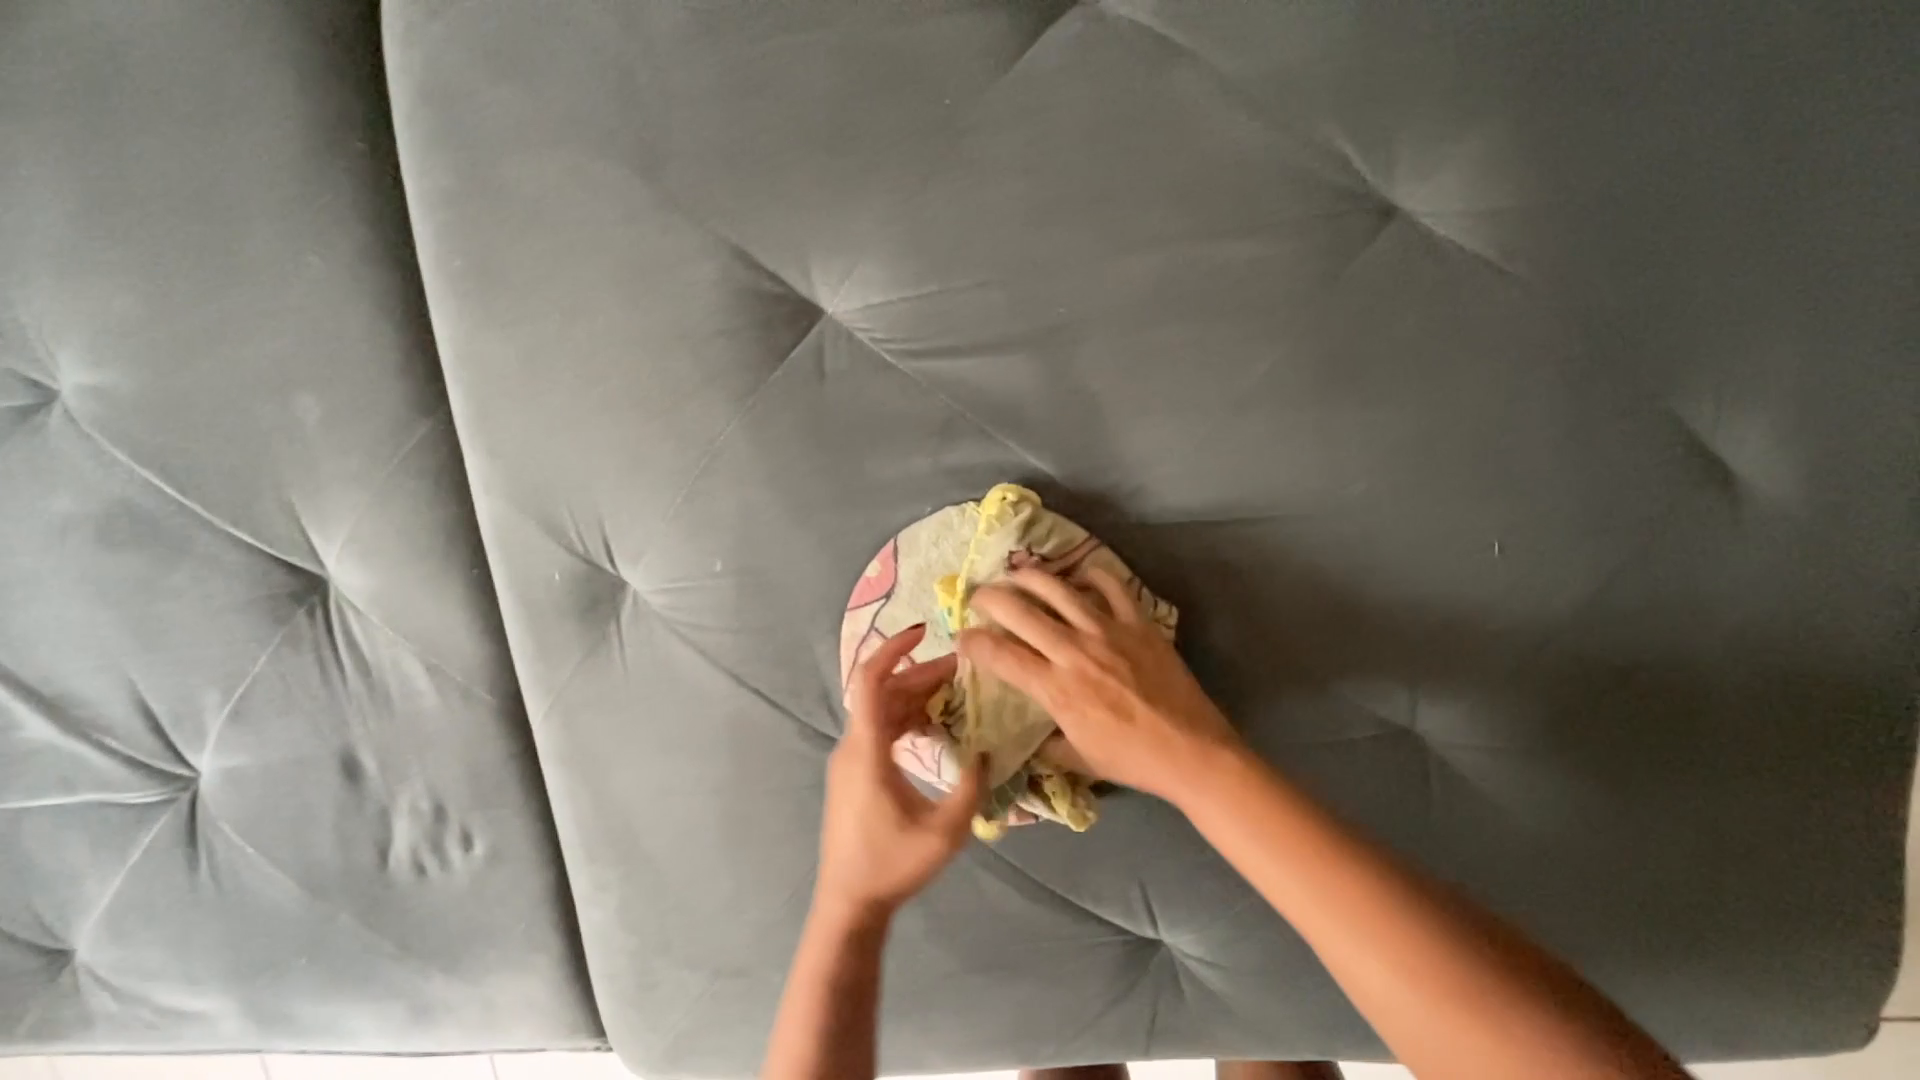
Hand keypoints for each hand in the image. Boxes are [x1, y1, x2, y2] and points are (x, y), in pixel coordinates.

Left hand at [817, 625, 984, 920]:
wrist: (849, 903)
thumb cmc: (892, 866)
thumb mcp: (946, 831)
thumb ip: (972, 786)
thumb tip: (986, 750)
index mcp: (867, 750)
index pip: (872, 681)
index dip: (893, 649)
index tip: (924, 631)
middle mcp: (852, 746)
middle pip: (883, 692)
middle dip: (921, 674)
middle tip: (962, 669)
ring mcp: (850, 759)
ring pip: (882, 711)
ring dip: (915, 697)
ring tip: (955, 692)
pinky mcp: (853, 773)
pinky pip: (879, 730)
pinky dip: (906, 718)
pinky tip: (935, 725)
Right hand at [957, 568, 1244, 804]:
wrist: (1192, 751)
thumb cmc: (1132, 761)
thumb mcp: (1077, 760)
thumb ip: (1046, 743)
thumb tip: (1030, 734)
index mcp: (1055, 689)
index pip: (999, 655)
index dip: (972, 642)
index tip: (961, 637)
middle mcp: (1074, 651)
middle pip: (1019, 610)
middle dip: (989, 598)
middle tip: (979, 596)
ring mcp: (1108, 631)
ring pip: (1058, 588)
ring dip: (1029, 576)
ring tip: (1015, 573)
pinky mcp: (1139, 623)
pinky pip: (1110, 585)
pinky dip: (1089, 575)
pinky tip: (1078, 576)